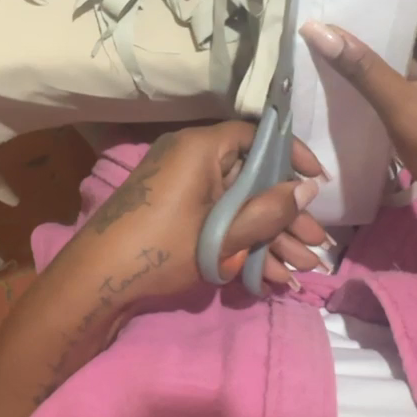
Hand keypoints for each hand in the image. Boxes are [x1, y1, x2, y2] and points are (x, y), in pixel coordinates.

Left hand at [48, 121, 331, 310]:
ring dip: (270, 236)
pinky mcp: (176, 213)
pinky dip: (242, 243)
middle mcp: (191, 159)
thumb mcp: (222, 234)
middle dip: (286, 215)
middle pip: (251, 177)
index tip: (318, 181)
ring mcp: (182, 187)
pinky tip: (272, 276)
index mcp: (200, 148)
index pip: (255, 136)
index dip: (291, 156)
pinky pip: (218, 218)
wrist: (98, 280)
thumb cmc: (162, 248)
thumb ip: (268, 211)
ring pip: (238, 204)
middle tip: (317, 245)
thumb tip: (308, 188)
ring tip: (304, 268)